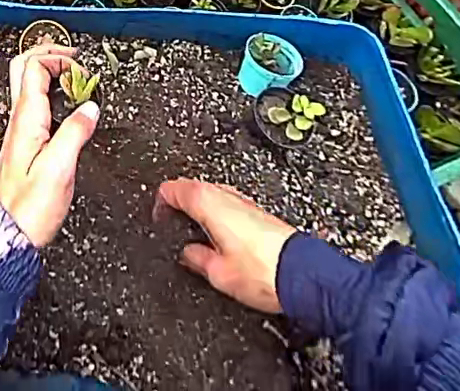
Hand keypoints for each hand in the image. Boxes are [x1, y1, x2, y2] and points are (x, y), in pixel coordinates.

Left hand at [0, 45, 98, 247]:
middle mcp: (19, 118)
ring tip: (73, 76)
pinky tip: (66, 104)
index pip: (34, 66)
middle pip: (23, 67)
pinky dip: (50, 92)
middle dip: (48, 53)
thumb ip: (75, 132)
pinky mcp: (23, 142)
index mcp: (26, 118)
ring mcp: (19, 129)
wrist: (5, 236)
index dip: (58, 58)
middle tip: (72, 57)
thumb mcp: (59, 168)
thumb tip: (90, 107)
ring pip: (27, 83)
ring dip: (49, 71)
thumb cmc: (29, 208)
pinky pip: (34, 103)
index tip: (81, 71)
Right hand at [154, 178, 297, 313]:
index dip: (160, 202)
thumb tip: (188, 253)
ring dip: (197, 203)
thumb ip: (197, 258)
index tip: (158, 216)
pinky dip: (215, 210)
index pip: (173, 189)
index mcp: (207, 202)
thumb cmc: (262, 269)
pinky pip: (226, 201)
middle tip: (170, 219)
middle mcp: (224, 194)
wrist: (302, 273)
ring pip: (210, 192)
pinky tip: (218, 231)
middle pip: (191, 186)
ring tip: (192, 226)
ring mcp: (241, 200)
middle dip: (178, 200)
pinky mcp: (255, 210)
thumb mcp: (218, 273)